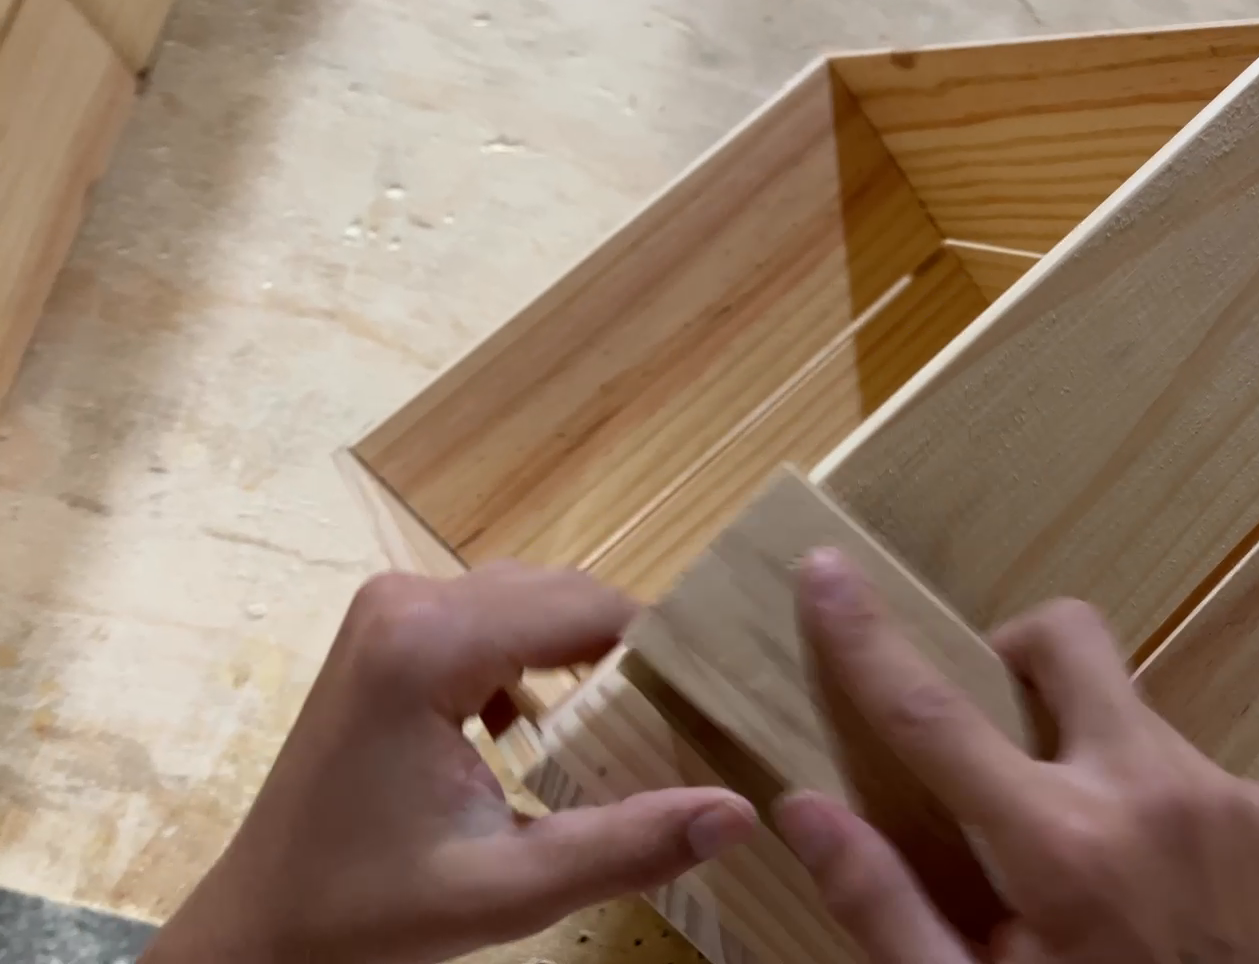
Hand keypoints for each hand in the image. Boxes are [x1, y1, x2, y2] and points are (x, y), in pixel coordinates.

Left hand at [141, 563, 756, 963]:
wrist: (252, 936)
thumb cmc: (367, 916)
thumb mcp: (507, 891)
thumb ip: (627, 847)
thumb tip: (741, 813)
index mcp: (429, 645)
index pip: (590, 609)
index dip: (657, 645)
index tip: (705, 693)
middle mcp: (412, 598)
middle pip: (570, 593)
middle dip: (627, 645)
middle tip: (671, 710)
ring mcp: (397, 602)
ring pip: (544, 593)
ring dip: (589, 644)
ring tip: (620, 708)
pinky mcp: (397, 620)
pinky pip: (507, 607)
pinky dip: (546, 646)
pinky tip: (541, 710)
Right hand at [775, 550, 1258, 963]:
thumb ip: (884, 905)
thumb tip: (802, 808)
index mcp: (1061, 849)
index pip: (934, 715)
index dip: (867, 638)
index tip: (827, 570)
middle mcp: (1148, 791)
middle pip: (1068, 635)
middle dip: (1018, 653)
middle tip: (1003, 731)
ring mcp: (1220, 791)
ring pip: (1120, 701)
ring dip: (1080, 742)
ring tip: (1085, 842)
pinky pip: (1172, 753)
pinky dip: (1136, 786)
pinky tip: (1149, 870)